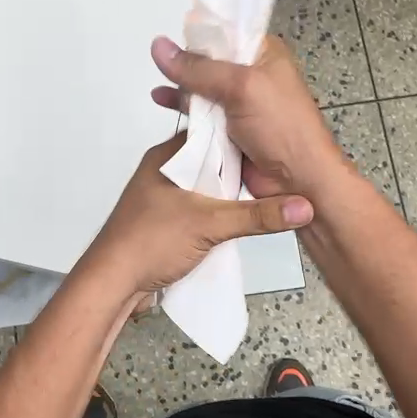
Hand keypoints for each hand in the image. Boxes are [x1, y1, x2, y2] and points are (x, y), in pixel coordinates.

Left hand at [83, 133, 313, 293]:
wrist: (112, 284)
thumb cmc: (150, 242)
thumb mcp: (210, 224)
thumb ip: (257, 215)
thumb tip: (304, 207)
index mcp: (166, 157)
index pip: (208, 133)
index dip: (240, 138)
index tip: (271, 145)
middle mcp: (162, 172)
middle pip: (209, 163)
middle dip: (238, 170)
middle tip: (274, 174)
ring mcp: (161, 198)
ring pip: (203, 189)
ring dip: (227, 196)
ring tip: (262, 198)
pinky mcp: (163, 223)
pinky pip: (196, 210)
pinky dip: (215, 215)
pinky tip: (237, 222)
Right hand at [150, 35, 352, 199]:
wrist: (299, 182)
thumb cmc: (281, 126)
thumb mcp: (241, 88)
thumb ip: (198, 69)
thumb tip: (157, 45)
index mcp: (264, 55)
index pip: (227, 33)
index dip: (200, 34)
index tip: (171, 38)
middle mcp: (251, 75)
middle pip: (210, 62)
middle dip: (186, 64)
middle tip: (159, 65)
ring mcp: (239, 104)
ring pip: (202, 89)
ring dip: (181, 88)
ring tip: (158, 87)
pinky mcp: (228, 129)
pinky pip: (200, 114)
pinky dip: (182, 109)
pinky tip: (161, 102)